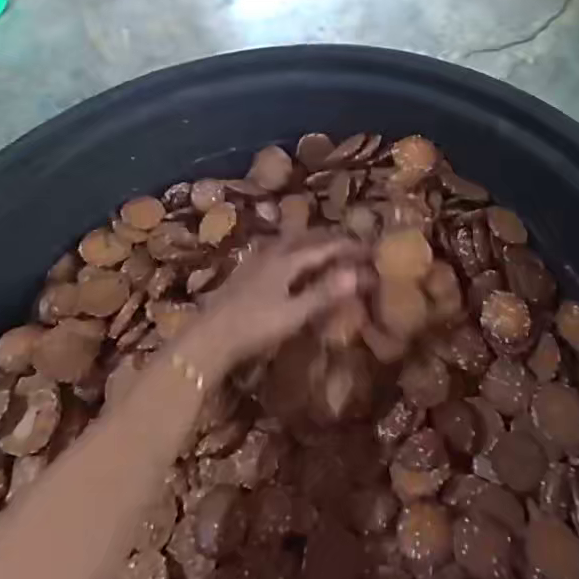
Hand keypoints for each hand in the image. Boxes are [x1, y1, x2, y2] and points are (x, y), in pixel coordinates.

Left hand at [175, 235, 363, 376]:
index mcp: (286, 260)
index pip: (325, 247)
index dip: (349, 247)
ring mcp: (255, 262)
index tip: (371, 249)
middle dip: (332, 240)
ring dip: (312, 244)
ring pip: (290, 243)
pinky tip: (293, 264)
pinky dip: (296, 252)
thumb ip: (324, 293)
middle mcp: (271, 254)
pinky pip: (278, 252)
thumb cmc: (253, 328)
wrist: (207, 340)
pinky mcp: (245, 274)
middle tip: (353, 247)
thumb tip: (357, 274)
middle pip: (306, 239)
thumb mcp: (293, 314)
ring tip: (327, 251)